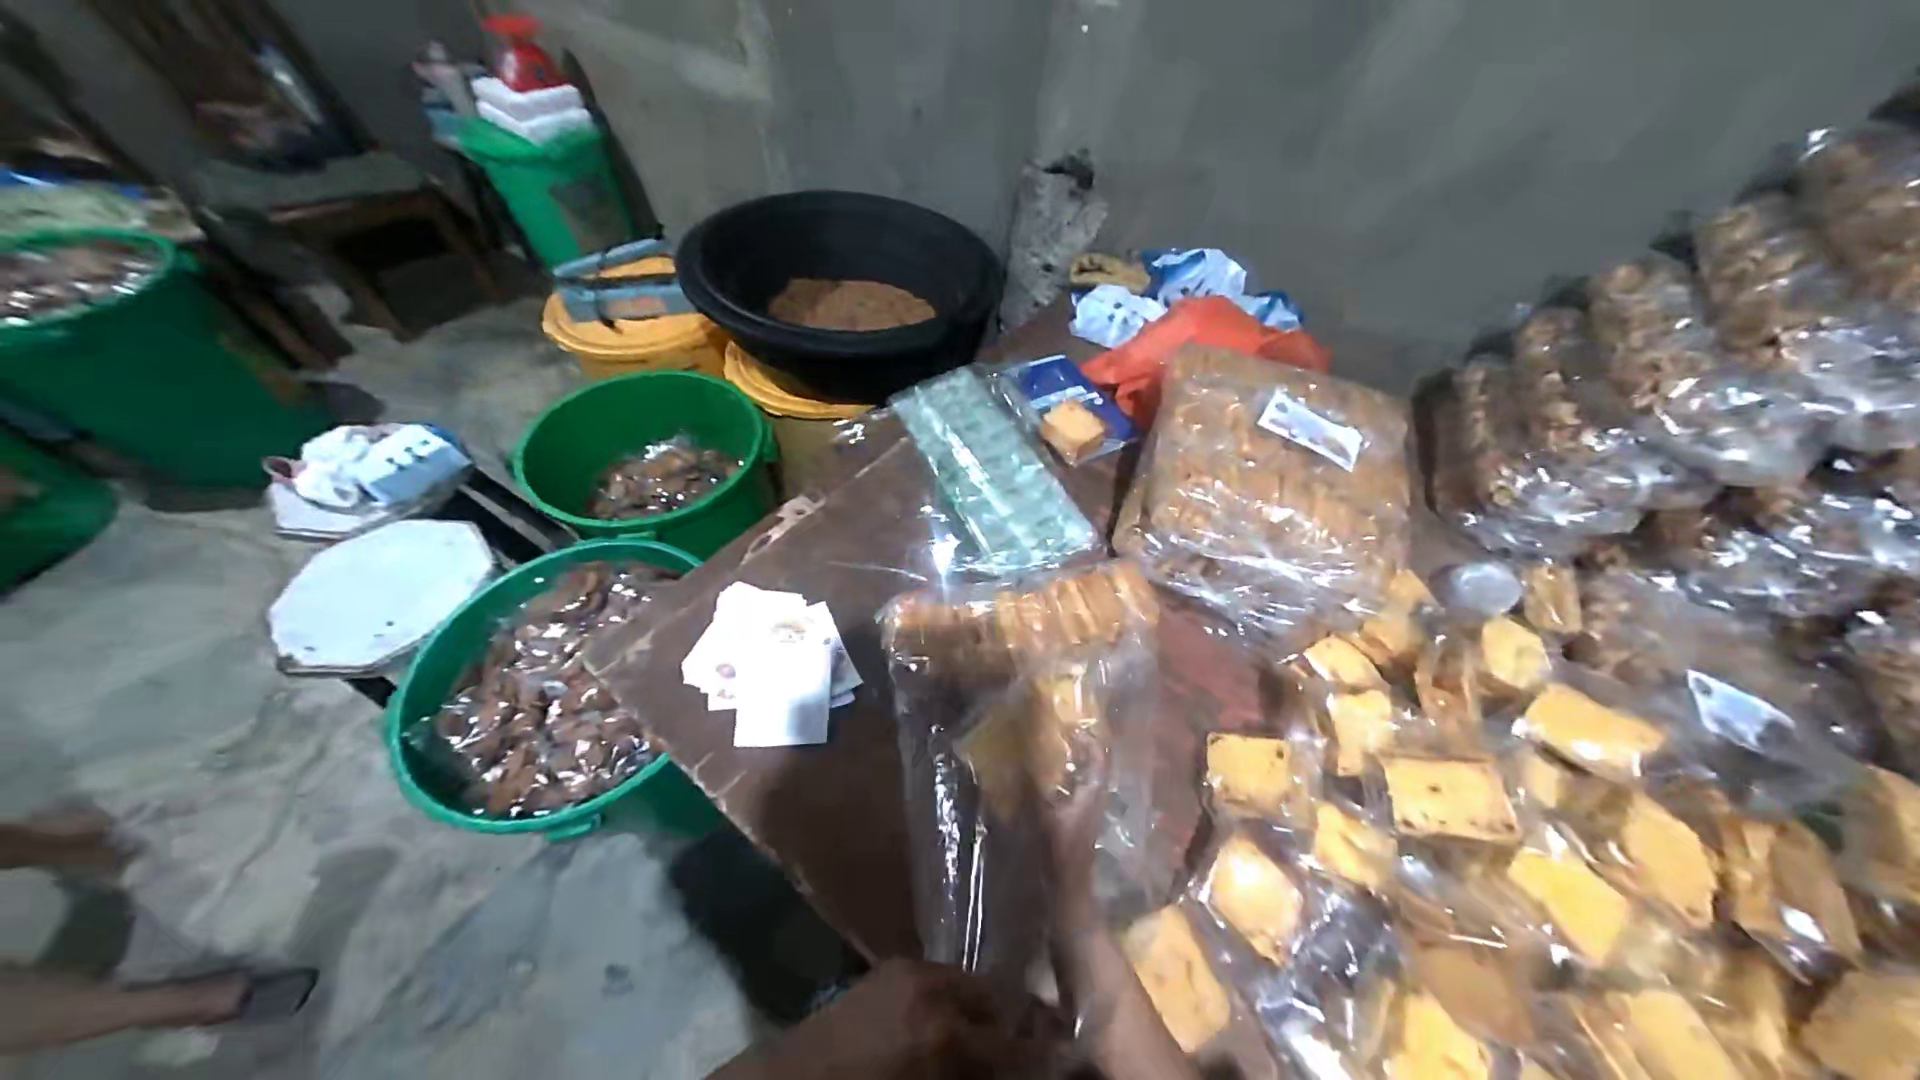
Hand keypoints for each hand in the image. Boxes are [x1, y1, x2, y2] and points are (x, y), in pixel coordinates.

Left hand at [709, 959, 1053, 1079]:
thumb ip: (978, 1074)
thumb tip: (1019, 1066)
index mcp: (943, 1036)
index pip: (1015, 1043)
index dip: (1045, 1054)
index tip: (1065, 1060)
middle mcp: (935, 990)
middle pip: (1002, 1001)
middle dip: (1025, 1026)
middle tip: (1040, 1048)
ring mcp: (913, 970)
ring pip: (976, 985)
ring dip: (994, 1011)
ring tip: (1004, 1037)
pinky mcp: (895, 966)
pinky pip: (947, 979)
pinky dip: (962, 999)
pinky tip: (962, 1022)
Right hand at [1037, 736, 1110, 924]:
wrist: (1069, 894)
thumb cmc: (1061, 855)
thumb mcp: (1045, 817)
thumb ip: (1032, 788)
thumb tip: (1020, 759)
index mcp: (1092, 795)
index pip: (1098, 759)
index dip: (1088, 740)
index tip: (1071, 724)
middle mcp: (1093, 801)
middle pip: (1092, 767)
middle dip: (1078, 749)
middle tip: (1056, 733)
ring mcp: (1086, 814)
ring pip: (1082, 780)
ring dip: (1070, 764)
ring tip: (1047, 750)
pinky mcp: (1076, 825)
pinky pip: (1073, 793)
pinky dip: (1062, 781)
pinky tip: (1042, 781)